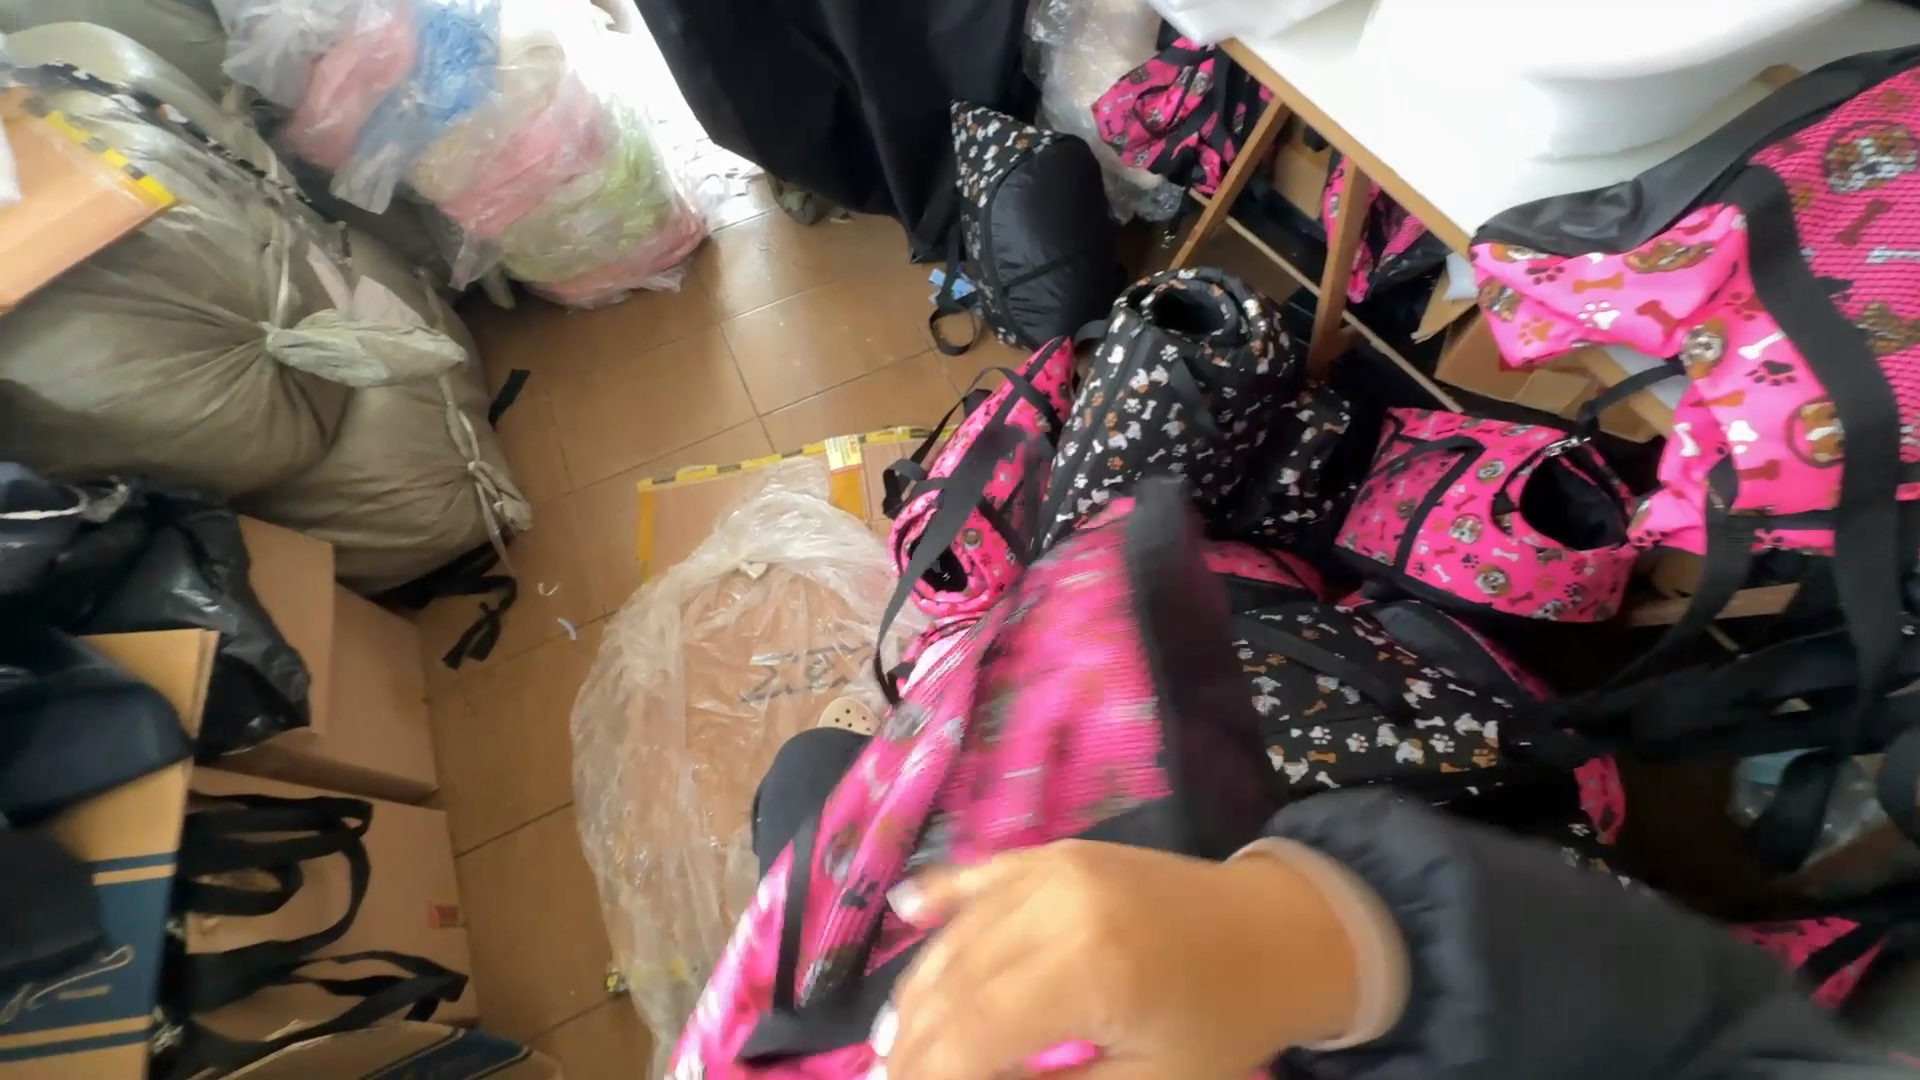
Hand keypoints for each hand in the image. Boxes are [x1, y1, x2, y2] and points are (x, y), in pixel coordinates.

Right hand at [881, 840, 1360, 1079]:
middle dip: (916, 1037)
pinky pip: (985, 872)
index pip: (977, 1032)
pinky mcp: (1057, 850)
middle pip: (958, 980)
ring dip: (920, 983)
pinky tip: (903, 909)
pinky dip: (942, 894)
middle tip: (888, 1073)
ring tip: (893, 1031)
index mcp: (1088, 970)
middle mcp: (1057, 904)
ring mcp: (1054, 865)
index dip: (930, 1072)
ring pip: (961, 930)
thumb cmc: (1219, 1023)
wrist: (1271, 929)